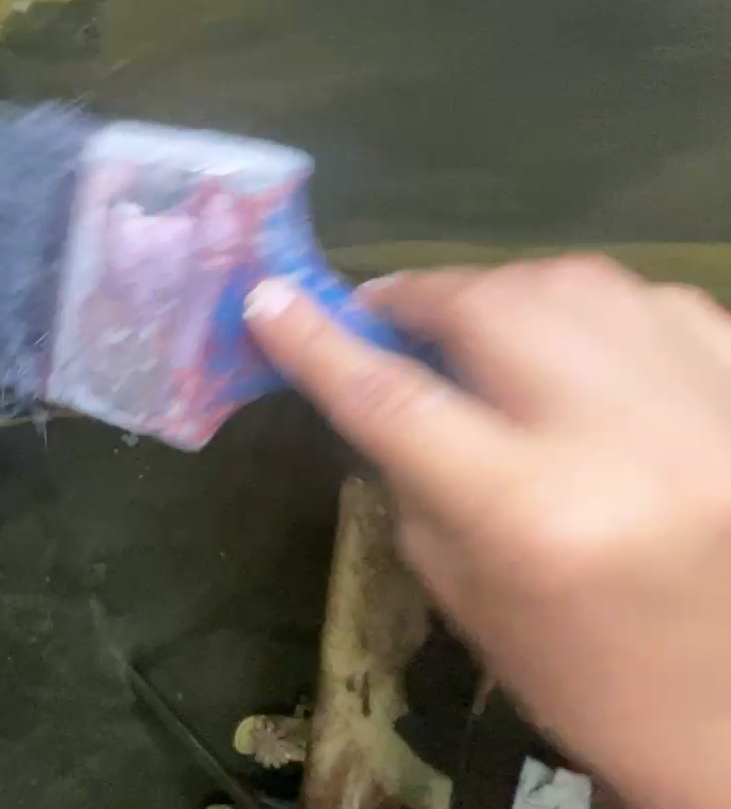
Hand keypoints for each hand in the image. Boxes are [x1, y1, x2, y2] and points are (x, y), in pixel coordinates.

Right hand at [245, 257, 730, 808]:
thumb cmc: (566, 665)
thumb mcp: (447, 565)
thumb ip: (406, 452)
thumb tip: (362, 361)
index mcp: (530, 512)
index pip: (392, 396)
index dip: (316, 340)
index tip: (266, 298)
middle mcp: (634, 452)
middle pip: (496, 310)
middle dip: (418, 297)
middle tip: (382, 314)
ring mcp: (721, 422)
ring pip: (583, 286)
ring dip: (500, 293)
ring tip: (471, 326)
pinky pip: (665, 306)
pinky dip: (592, 309)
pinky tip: (565, 344)